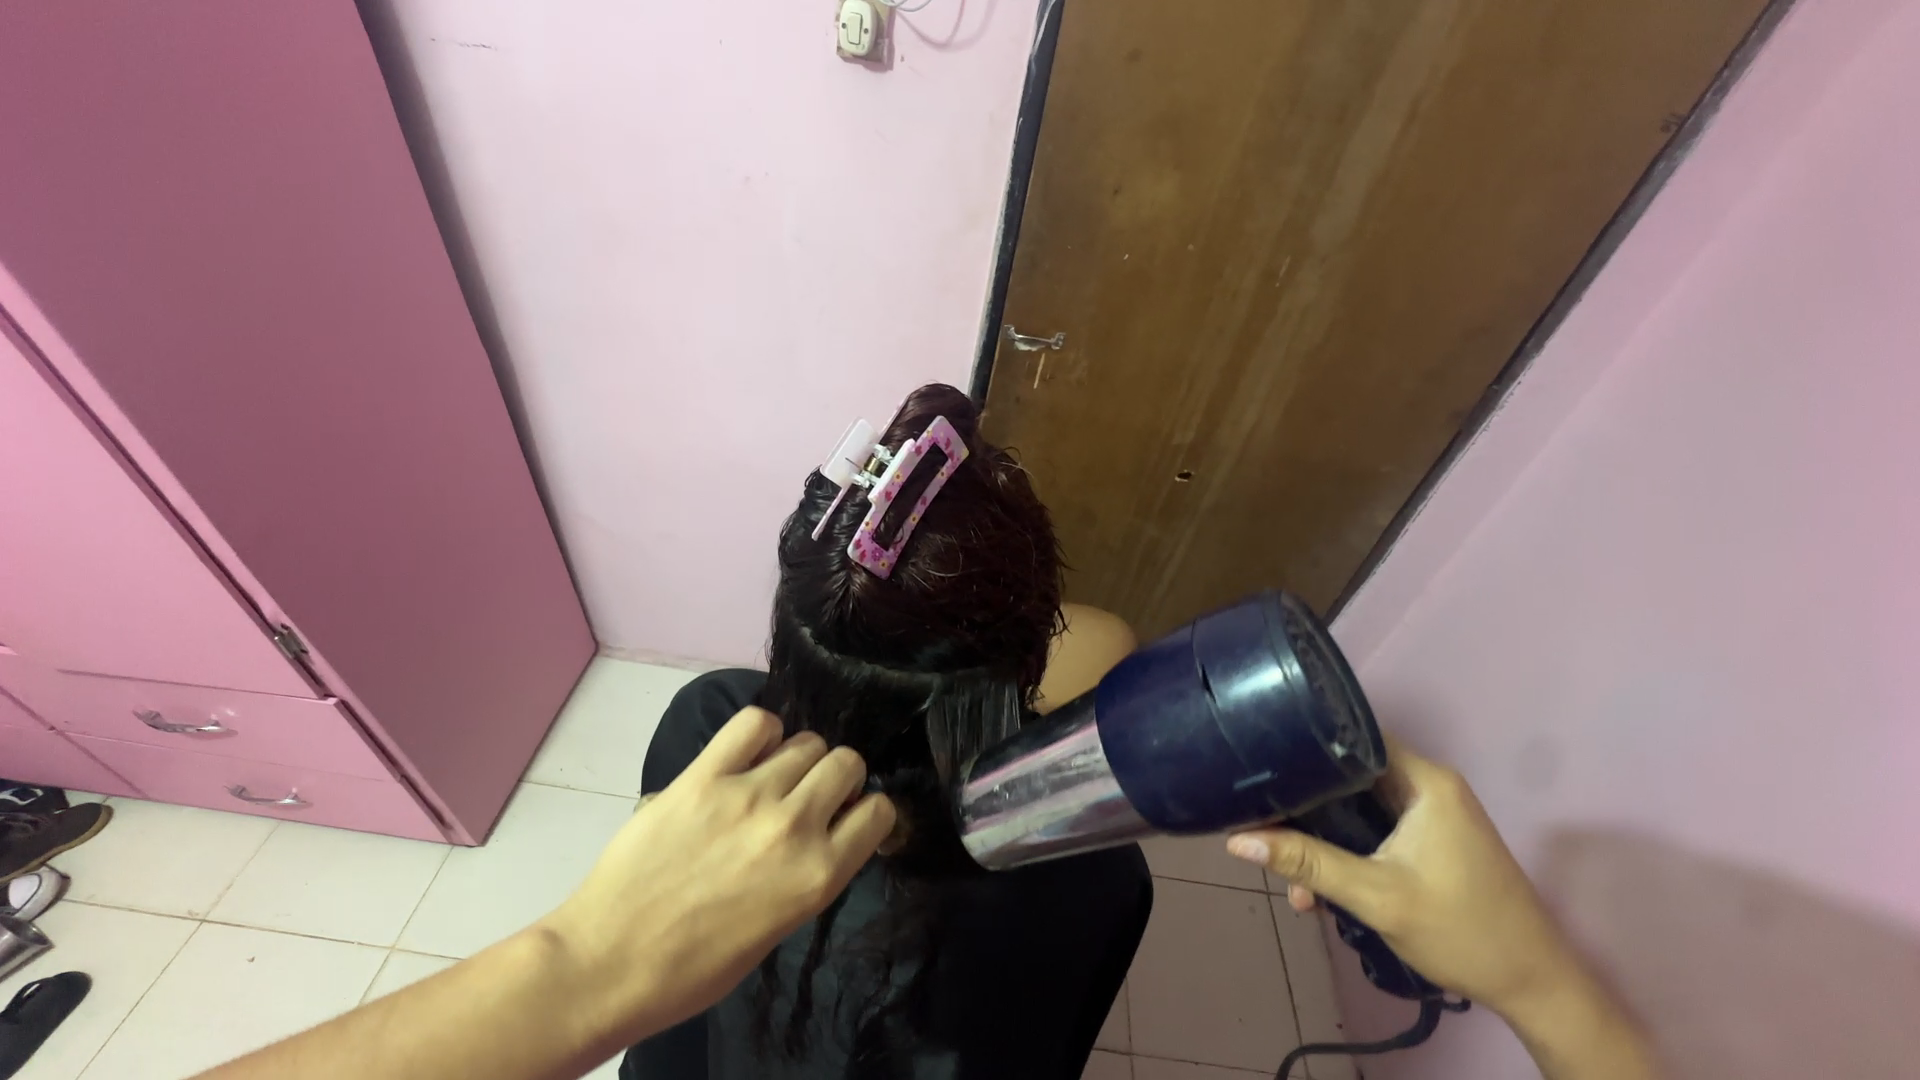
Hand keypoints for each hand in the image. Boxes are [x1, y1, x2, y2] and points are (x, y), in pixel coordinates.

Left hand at [539, 706, 895, 1040]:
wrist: (610, 963)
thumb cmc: (696, 966)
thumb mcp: (781, 927)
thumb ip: (812, 871)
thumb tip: (824, 829)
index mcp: (819, 876)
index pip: (879, 811)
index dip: (864, 811)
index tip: (845, 817)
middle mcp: (794, 826)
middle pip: (847, 763)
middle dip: (836, 778)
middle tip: (806, 797)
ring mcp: (748, 795)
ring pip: (807, 741)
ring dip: (798, 759)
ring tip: (770, 779)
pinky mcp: (704, 776)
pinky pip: (754, 723)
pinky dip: (760, 733)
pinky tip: (746, 756)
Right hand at [1226, 737, 1578, 1014]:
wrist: (1535, 988)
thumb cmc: (1462, 931)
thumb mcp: (1376, 897)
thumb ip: (1307, 863)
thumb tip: (1236, 840)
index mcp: (1424, 780)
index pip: (1350, 736)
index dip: (1302, 746)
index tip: (1258, 766)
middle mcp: (1425, 785)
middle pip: (1345, 774)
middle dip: (1302, 805)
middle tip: (1262, 827)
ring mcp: (1427, 814)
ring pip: (1353, 807)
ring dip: (1320, 838)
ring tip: (1291, 878)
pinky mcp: (1426, 840)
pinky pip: (1368, 830)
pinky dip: (1342, 852)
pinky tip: (1317, 889)